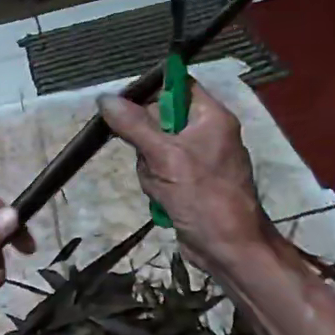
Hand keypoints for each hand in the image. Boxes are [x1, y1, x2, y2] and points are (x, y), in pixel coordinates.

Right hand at [97, 83, 271, 270]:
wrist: (229, 250)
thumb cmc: (204, 197)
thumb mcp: (165, 157)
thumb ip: (134, 125)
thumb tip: (105, 98)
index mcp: (210, 116)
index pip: (176, 85)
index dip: (149, 92)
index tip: (124, 107)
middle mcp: (205, 131)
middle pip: (158, 118)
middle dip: (146, 142)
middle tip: (153, 161)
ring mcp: (196, 157)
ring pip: (152, 147)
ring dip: (149, 168)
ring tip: (163, 187)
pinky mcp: (188, 180)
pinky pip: (158, 169)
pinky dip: (155, 183)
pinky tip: (164, 199)